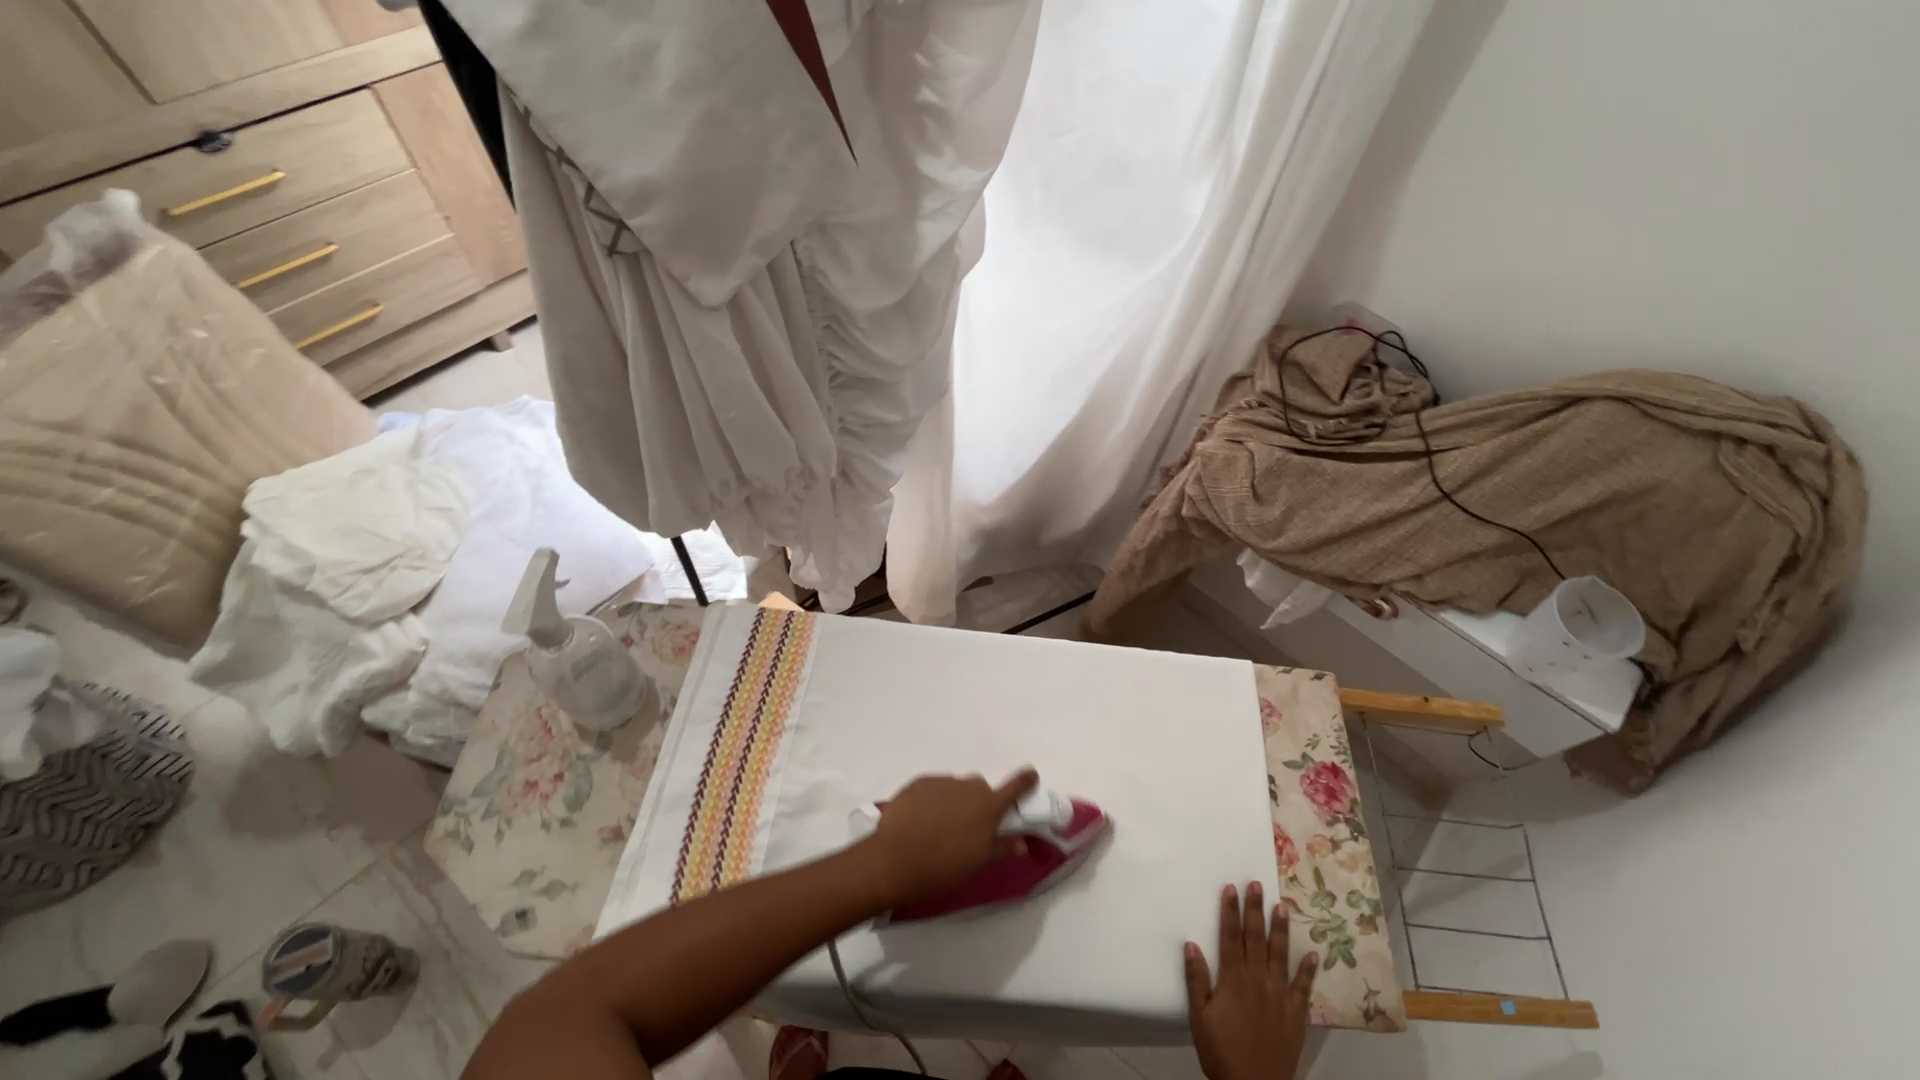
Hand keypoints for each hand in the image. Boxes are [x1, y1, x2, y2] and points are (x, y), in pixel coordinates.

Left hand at [862, 769, 1037, 905]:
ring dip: (954, 801)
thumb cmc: (944, 866)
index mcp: (989, 806)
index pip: (1015, 786)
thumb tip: (1021, 842)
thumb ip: (1002, 847)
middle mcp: (968, 787)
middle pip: (980, 789)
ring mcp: (942, 782)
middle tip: (968, 826)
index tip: (1031, 776)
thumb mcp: (978, 861)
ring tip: (938, 826)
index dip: (1025, 781)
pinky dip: (932, 799)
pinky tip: (920, 820)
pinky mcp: (919, 782)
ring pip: (955, 788)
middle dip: (978, 802)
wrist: (896, 859)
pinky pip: (933, 788)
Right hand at [1184, 882, 1316, 1079]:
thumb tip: (1191, 943)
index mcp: (1233, 979)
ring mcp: (1280, 995)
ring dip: (1281, 929)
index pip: (1230, 936)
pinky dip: (1307, 969)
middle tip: (1256, 884)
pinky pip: (1303, 987)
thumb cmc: (1220, 1050)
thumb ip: (1196, 979)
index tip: (1231, 888)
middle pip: (1256, 938)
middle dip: (1254, 910)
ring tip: (1282, 906)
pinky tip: (1312, 954)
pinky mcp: (1295, 1013)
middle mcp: (1258, 980)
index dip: (1229, 911)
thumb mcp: (1199, 1016)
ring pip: (1280, 955)